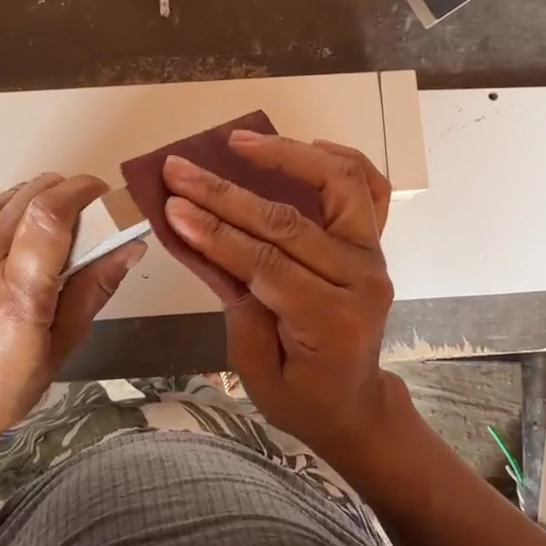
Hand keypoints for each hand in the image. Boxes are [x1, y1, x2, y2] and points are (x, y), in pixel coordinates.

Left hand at [0, 174, 145, 460]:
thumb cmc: (5, 387)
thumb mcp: (62, 345)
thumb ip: (95, 287)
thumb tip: (131, 244)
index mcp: (15, 293)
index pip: (48, 215)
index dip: (81, 192)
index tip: (103, 196)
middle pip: (30, 194)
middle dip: (66, 195)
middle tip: (86, 220)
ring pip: (7, 198)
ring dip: (37, 204)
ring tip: (51, 238)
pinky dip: (9, 220)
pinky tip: (14, 251)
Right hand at [161, 132, 397, 453]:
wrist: (354, 404)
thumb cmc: (301, 398)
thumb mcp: (257, 369)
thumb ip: (237, 305)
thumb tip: (203, 243)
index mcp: (331, 320)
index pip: (265, 264)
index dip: (215, 232)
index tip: (171, 206)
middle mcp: (361, 280)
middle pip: (289, 221)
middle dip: (225, 193)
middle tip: (178, 170)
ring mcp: (374, 256)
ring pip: (339, 185)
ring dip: (288, 156)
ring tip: (239, 141)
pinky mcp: (375, 245)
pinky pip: (370, 189)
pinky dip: (342, 161)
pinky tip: (309, 146)